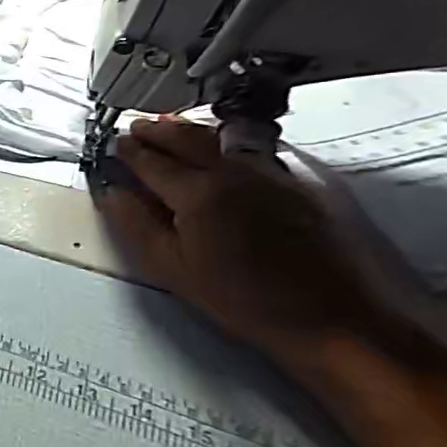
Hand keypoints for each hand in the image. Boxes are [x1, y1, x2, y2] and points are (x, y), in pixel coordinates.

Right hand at [97, 119, 395, 366]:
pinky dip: (221, 140)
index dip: (129, 151)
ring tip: (169, 128)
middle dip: (155, 130)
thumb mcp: (174, 270)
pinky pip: (248, 147)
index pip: (151, 161)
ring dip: (187, 129)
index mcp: (198, 193)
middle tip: (136, 129)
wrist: (334, 318)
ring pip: (218, 137)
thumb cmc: (250, 301)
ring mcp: (268, 172)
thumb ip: (136, 226)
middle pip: (184, 137)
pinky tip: (216, 147)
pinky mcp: (296, 180)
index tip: (117, 146)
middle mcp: (233, 172)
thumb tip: (112, 195)